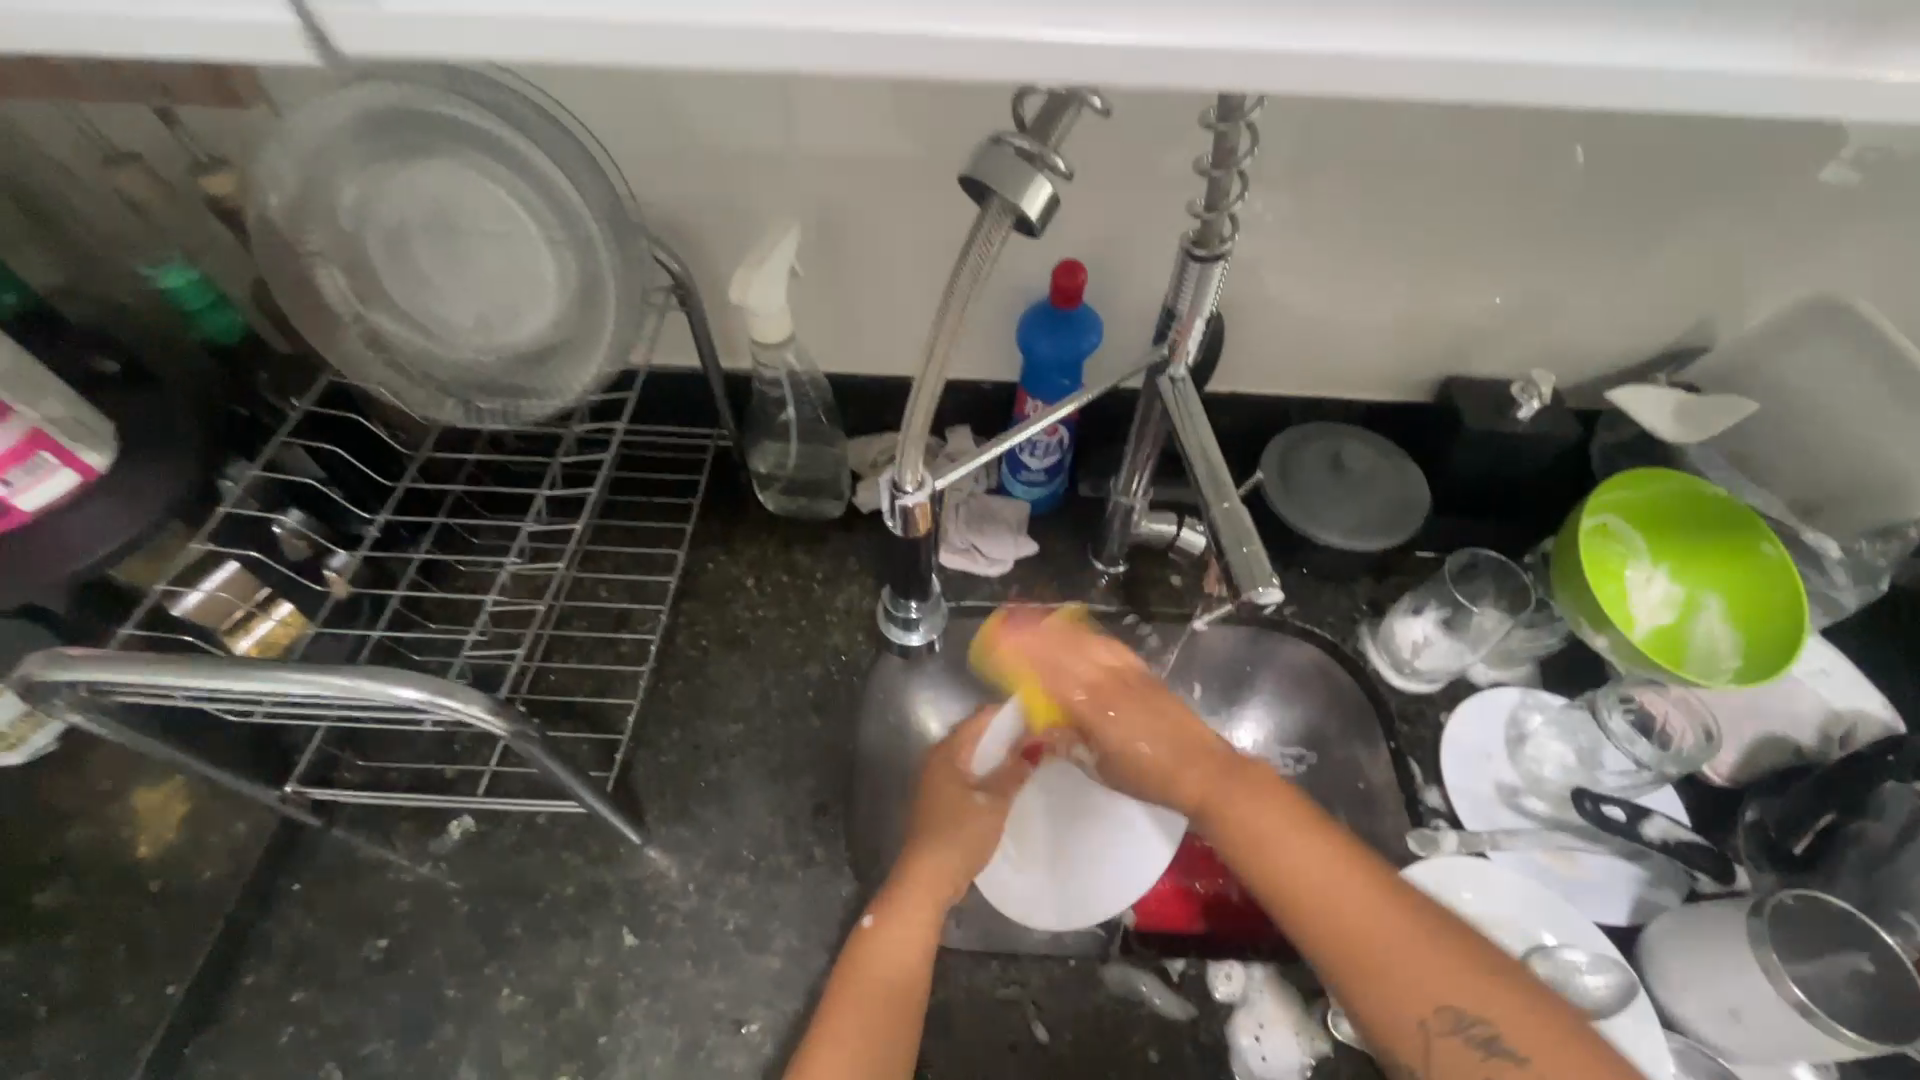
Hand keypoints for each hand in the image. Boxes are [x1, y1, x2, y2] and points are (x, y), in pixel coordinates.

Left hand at [891, 705, 1037, 909]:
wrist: (927, 878)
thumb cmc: (959, 834)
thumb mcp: (994, 802)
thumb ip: (1014, 772)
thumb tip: (1036, 745)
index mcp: (946, 753)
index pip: (978, 720)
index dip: (1006, 714)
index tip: (1035, 712)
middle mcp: (935, 760)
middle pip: (973, 736)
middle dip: (1003, 734)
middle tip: (1036, 733)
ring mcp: (934, 782)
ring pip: (969, 758)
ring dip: (995, 756)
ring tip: (1027, 755)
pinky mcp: (937, 801)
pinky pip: (965, 776)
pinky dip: (985, 773)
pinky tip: (1005, 781)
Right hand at [983, 608, 1245, 818]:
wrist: (1200, 768)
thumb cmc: (1146, 776)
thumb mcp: (1098, 767)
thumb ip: (1066, 742)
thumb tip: (1038, 728)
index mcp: (1092, 705)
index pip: (1048, 672)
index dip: (1022, 655)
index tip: (999, 645)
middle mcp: (1107, 680)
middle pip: (1064, 648)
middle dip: (1034, 634)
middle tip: (1009, 624)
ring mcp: (1128, 672)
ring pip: (1086, 641)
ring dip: (1058, 630)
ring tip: (1036, 620)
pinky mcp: (1144, 671)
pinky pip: (1109, 645)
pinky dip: (1088, 635)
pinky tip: (1078, 634)